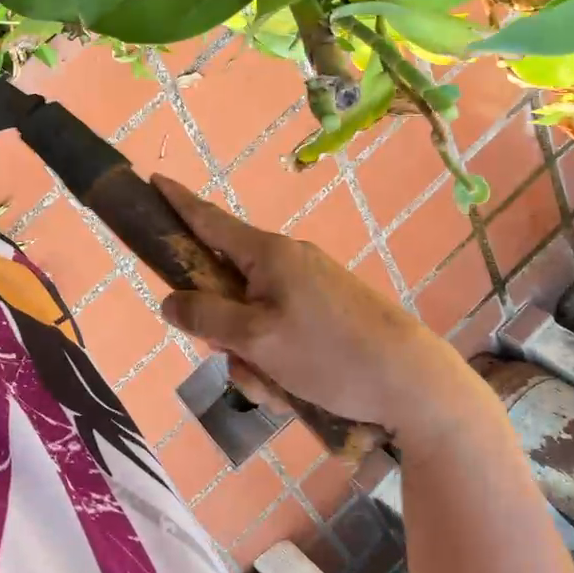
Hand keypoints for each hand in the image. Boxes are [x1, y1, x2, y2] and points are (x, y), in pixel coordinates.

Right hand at [151, 175, 484, 441]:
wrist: (420, 388)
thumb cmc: (331, 354)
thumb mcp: (255, 340)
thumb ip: (204, 317)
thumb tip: (170, 302)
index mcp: (269, 254)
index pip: (209, 219)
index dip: (177, 202)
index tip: (153, 181)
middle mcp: (288, 263)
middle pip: (226, 283)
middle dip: (219, 325)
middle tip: (233, 356)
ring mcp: (311, 290)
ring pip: (251, 317)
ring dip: (249, 354)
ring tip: (274, 386)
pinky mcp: (329, 316)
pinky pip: (280, 332)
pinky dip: (275, 361)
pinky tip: (293, 391)